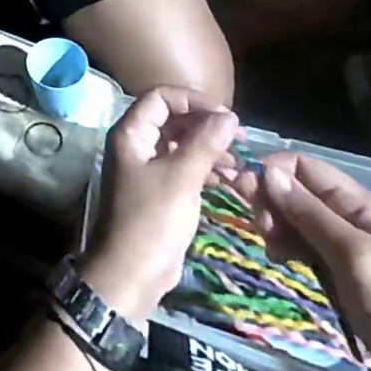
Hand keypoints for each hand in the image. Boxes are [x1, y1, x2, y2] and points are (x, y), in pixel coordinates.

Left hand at [81, 87, 240, 322]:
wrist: (130, 272)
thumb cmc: (151, 220)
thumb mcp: (181, 178)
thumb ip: (204, 143)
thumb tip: (229, 116)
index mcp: (131, 133)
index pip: (160, 97)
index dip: (193, 100)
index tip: (226, 116)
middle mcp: (136, 144)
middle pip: (172, 118)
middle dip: (205, 125)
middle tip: (239, 140)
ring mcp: (146, 167)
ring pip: (180, 143)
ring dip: (209, 148)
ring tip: (238, 164)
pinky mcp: (159, 189)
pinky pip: (183, 165)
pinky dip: (205, 167)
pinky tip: (230, 178)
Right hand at [235, 152, 370, 370]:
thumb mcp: (355, 255)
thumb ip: (310, 213)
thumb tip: (268, 170)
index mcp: (358, 202)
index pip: (302, 165)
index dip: (270, 171)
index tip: (244, 194)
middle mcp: (349, 215)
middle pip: (294, 190)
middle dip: (270, 201)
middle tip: (264, 232)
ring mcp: (345, 244)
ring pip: (295, 217)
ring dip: (276, 226)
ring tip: (275, 251)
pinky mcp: (340, 269)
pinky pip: (304, 243)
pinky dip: (288, 246)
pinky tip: (284, 260)